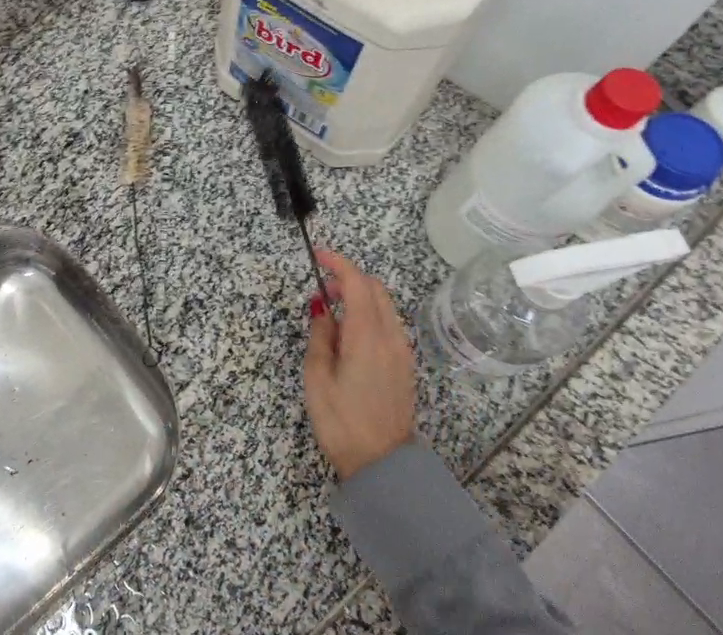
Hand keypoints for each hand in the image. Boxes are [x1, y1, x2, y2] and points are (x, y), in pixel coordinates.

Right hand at [303, 249, 418, 479]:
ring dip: (360, 298)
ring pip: (385, 306)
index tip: (317, 256)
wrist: (383, 465)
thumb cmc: (341, 422)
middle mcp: (391, 337)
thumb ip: (320, 336)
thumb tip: (323, 309)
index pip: (358, 283)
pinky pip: (389, 325)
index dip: (338, 263)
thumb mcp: (317, 377)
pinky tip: (350, 336)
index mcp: (367, 337)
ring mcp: (402, 352)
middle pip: (376, 289)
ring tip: (332, 316)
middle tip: (320, 292)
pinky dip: (369, 315)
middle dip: (348, 279)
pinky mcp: (405, 366)